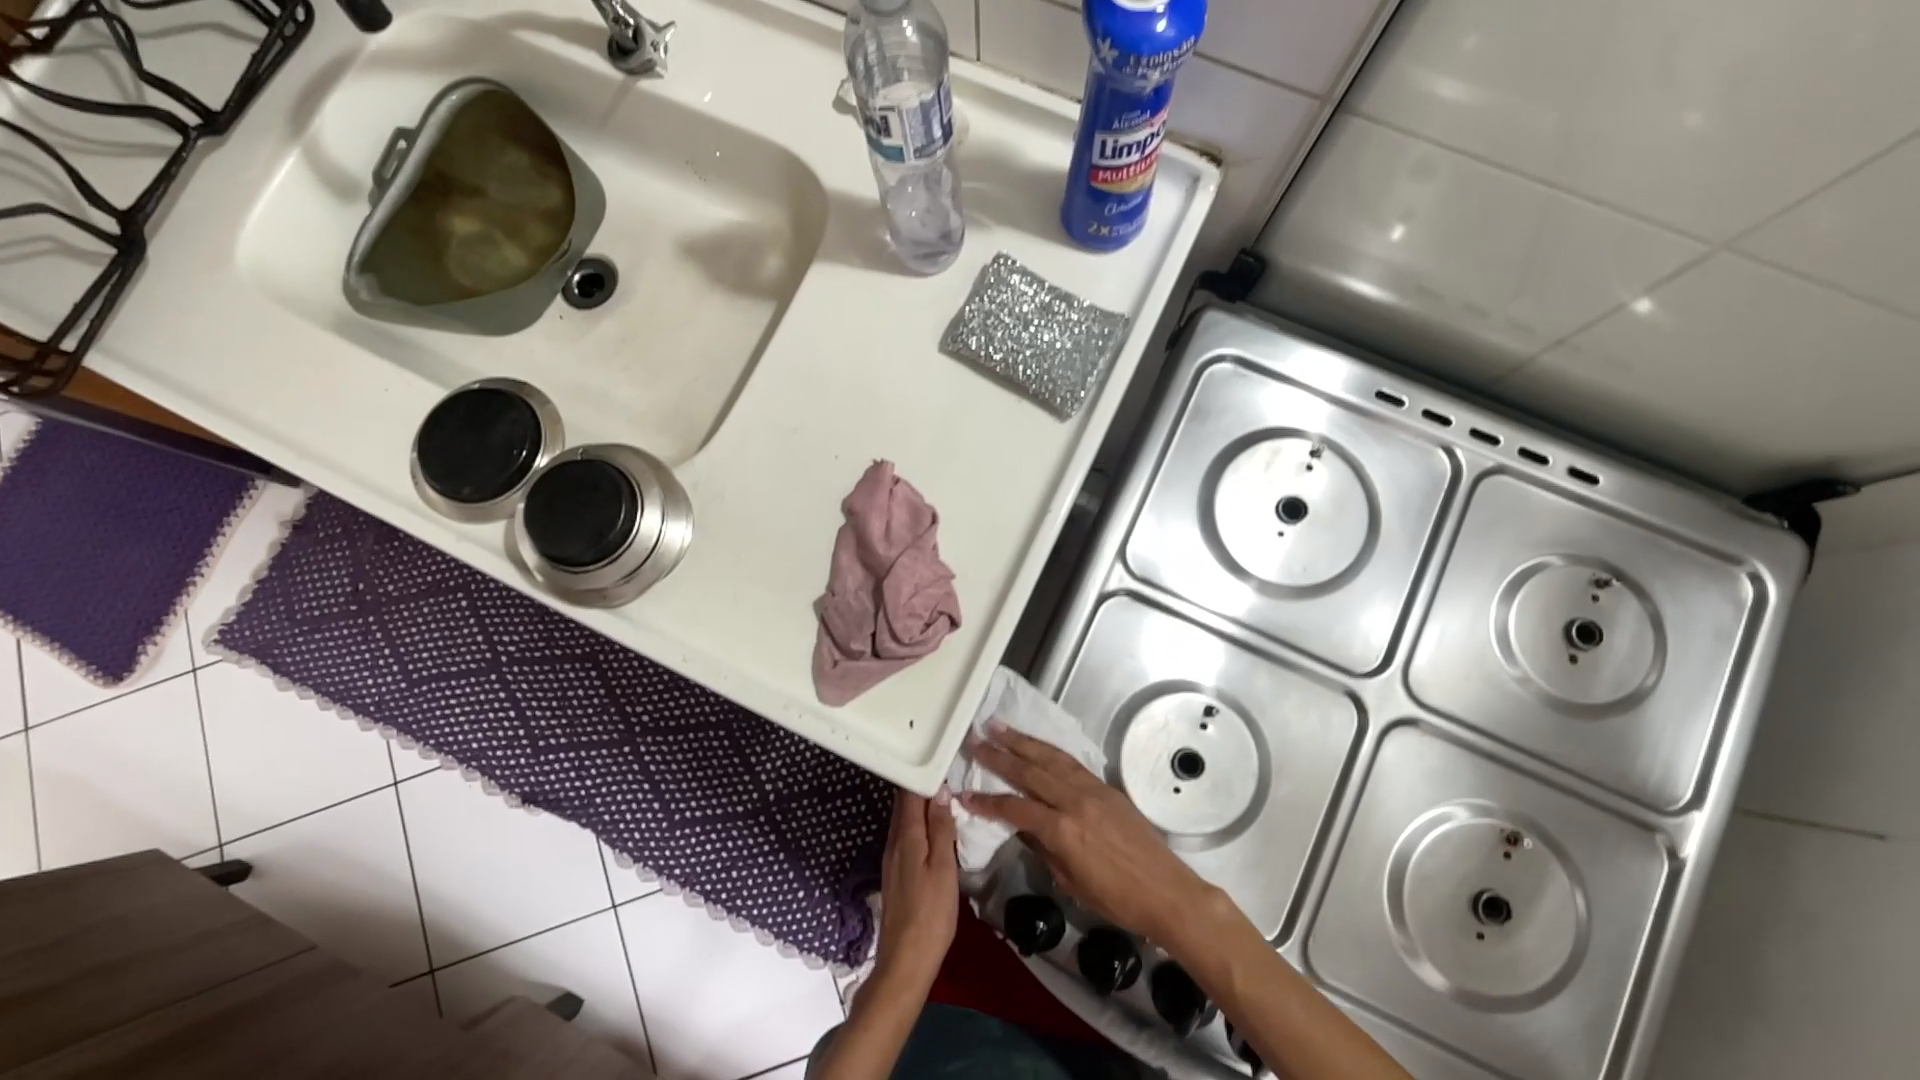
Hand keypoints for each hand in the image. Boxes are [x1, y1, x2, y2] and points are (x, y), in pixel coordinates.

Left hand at [873, 788, 958, 991]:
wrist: (906, 960)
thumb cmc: (931, 913)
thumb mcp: (943, 869)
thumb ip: (941, 830)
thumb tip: (940, 792)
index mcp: (907, 838)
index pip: (910, 795)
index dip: (924, 775)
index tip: (941, 760)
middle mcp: (894, 844)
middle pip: (904, 807)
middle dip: (920, 788)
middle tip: (943, 771)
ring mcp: (892, 860)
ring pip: (904, 822)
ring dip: (919, 808)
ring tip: (942, 795)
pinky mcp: (896, 875)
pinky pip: (906, 839)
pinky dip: (918, 827)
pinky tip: (932, 831)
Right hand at [963, 723, 1219, 944]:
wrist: (1166, 891)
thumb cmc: (1116, 899)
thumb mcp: (1070, 882)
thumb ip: (1043, 849)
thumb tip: (1021, 829)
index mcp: (1061, 830)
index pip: (1013, 808)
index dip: (986, 801)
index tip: (963, 793)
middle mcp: (1074, 802)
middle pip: (1029, 772)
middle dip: (998, 755)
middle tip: (974, 740)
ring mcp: (1092, 790)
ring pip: (1050, 758)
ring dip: (1022, 741)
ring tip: (998, 727)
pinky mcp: (1107, 788)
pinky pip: (1071, 763)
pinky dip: (1049, 751)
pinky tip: (1036, 745)